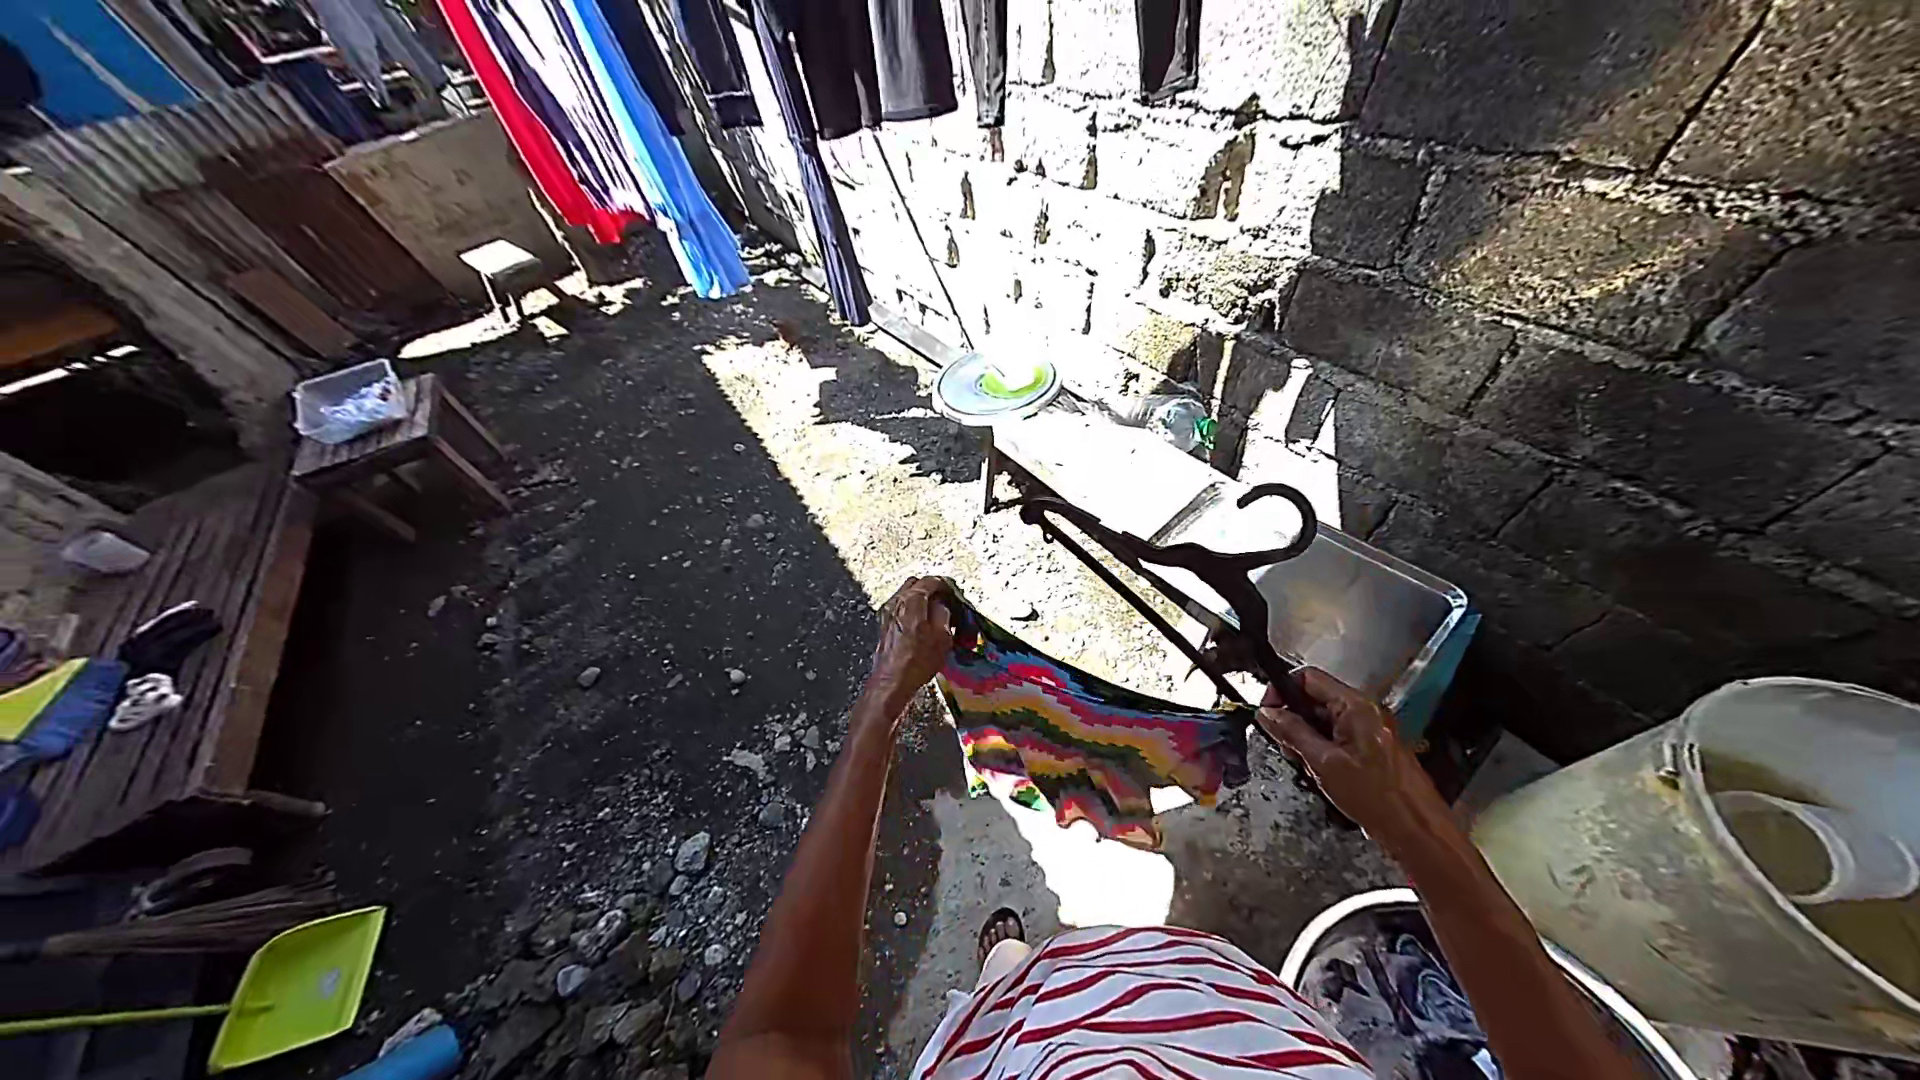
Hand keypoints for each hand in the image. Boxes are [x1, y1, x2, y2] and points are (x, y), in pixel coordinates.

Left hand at [862, 576, 954, 719]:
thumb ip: (943, 613)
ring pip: (906, 596)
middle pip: (916, 584)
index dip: (946, 585)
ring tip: (936, 614)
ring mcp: (887, 614)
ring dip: (921, 600)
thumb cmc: (917, 661)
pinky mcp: (884, 626)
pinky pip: (901, 608)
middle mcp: (895, 603)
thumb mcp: (942, 636)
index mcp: (911, 601)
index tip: (954, 592)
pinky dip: (913, 610)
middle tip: (946, 600)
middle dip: (931, 589)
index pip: (930, 581)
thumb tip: (942, 604)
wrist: (892, 682)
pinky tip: (923, 625)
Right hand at [1254, 668, 1449, 849]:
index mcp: (1356, 707)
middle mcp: (1366, 712)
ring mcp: (1371, 729)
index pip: (1307, 678)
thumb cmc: (1377, 799)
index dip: (1281, 691)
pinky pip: (1337, 737)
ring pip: (1323, 720)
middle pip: (1314, 699)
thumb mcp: (1323, 763)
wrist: (1419, 834)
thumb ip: (1291, 732)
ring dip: (1307, 739)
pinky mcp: (1373, 747)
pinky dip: (1322, 750)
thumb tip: (1267, 713)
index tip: (1268, 714)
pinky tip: (1322, 773)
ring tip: (1308, 767)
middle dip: (1293, 721)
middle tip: (1288, 749)